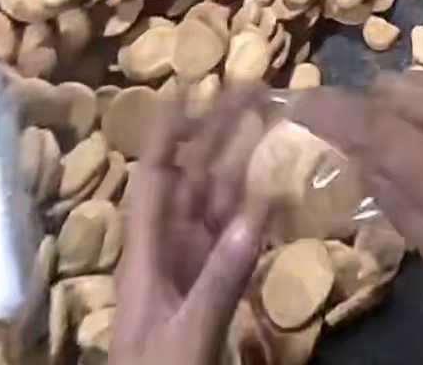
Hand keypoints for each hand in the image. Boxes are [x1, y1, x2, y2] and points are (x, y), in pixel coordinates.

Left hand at [110, 97, 268, 364]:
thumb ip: (220, 278)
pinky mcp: (214, 283)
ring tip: (264, 119)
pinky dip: (254, 208)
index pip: (155, 174)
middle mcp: (170, 244)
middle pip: (193, 173)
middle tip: (248, 88)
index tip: (187, 86)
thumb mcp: (186, 336)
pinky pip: (234, 235)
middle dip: (216, 129)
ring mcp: (193, 262)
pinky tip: (274, 187)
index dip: (168, 129)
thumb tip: (256, 213)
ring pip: (216, 197)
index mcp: (148, 250)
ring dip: (238, 158)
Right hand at [287, 74, 422, 342]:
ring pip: (412, 79)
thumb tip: (347, 142)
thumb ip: (386, 187)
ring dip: (395, 104)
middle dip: (365, 109)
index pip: (375, 128)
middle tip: (358, 140)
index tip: (295, 101)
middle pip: (389, 92)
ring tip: (405, 139)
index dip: (329, 110)